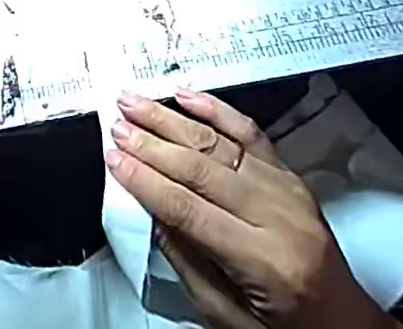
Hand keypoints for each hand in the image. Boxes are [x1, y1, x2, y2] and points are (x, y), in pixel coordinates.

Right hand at [107, 90, 394, 328]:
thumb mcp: (228, 315)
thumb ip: (185, 259)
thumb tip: (145, 204)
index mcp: (268, 265)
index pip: (190, 210)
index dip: (146, 181)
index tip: (113, 159)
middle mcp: (281, 219)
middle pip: (201, 169)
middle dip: (150, 145)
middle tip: (117, 127)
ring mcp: (288, 190)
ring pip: (217, 142)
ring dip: (168, 119)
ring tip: (133, 103)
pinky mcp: (289, 174)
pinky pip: (249, 131)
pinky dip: (215, 108)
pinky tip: (184, 94)